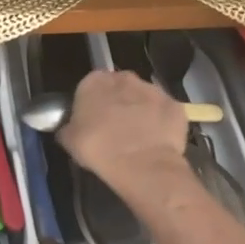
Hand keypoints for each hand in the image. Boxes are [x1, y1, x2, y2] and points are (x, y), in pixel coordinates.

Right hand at [56, 69, 189, 195]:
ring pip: (143, 97)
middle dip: (117, 102)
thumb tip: (70, 127)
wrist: (142, 165)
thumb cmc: (99, 149)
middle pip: (118, 87)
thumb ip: (69, 126)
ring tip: (138, 136)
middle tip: (114, 127)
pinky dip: (161, 123)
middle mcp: (124, 78)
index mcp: (94, 81)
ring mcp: (153, 90)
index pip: (89, 86)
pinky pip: (164, 112)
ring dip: (140, 111)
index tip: (91, 120)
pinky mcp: (176, 106)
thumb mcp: (69, 140)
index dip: (91, 103)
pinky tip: (156, 140)